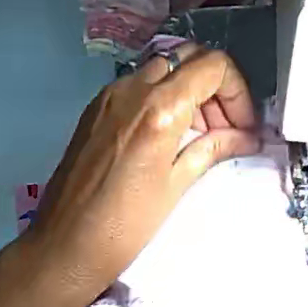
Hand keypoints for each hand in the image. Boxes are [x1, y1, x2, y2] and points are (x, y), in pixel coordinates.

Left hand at [17, 44, 260, 303]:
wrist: (64, 247)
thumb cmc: (122, 228)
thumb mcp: (174, 187)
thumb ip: (210, 150)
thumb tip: (243, 137)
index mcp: (157, 109)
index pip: (212, 66)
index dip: (237, 92)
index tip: (241, 127)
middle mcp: (130, 91)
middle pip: (186, 60)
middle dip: (213, 89)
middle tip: (223, 130)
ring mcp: (107, 98)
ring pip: (160, 71)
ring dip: (186, 93)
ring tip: (195, 137)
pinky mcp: (92, 111)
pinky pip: (135, 88)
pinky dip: (158, 100)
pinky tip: (164, 138)